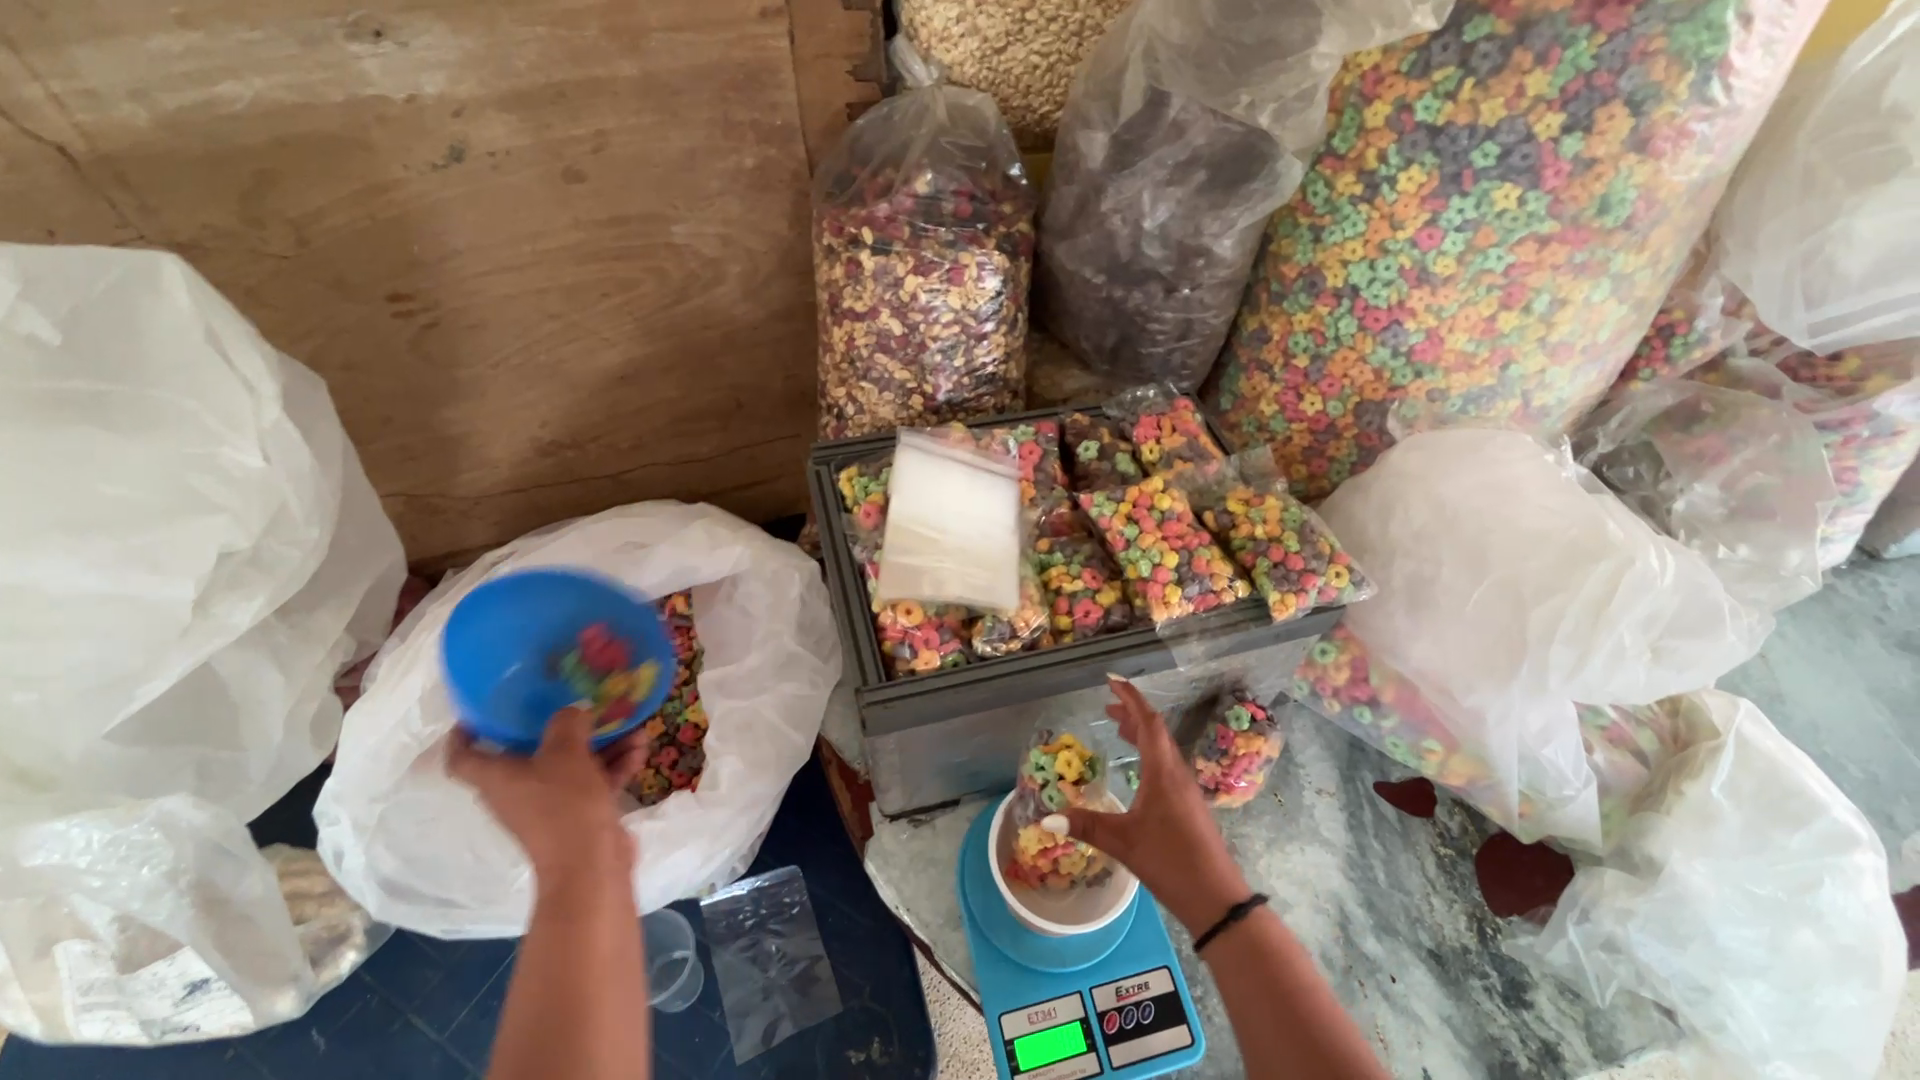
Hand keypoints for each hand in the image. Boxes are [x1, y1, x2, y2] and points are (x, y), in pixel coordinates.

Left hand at [448, 710, 647, 884]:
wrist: (589, 865)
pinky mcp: (579, 815)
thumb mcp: (566, 753)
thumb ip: (568, 723)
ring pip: (571, 765)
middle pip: (530, 753)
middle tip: (579, 706)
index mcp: (496, 777)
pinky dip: (614, 766)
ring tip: (632, 727)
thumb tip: (573, 711)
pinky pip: (593, 782)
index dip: (465, 732)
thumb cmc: (564, 804)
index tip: (482, 712)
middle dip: (562, 728)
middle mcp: (517, 790)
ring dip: (601, 745)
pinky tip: (641, 750)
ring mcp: (549, 804)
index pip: (462, 756)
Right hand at [1063, 676, 1251, 936]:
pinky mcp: (1189, 806)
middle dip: (1131, 714)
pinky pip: (1166, 766)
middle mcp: (1177, 773)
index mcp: (1163, 772)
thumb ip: (1085, 826)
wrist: (1215, 897)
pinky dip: (1148, 754)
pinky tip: (1138, 770)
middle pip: (1156, 731)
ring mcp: (1186, 790)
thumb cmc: (1170, 861)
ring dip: (1141, 733)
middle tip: (1107, 705)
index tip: (1112, 679)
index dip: (1129, 698)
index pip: (1147, 722)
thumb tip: (1046, 820)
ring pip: (1162, 749)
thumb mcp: (1122, 842)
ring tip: (1118, 728)